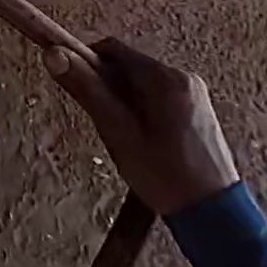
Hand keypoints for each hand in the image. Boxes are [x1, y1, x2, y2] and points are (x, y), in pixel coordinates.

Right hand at [43, 37, 239, 214]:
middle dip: (104, 83)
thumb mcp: (116, 129)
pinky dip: (137, 106)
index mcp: (166, 79)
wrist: (214, 217)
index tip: (71, 80)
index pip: (111, 49)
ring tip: (119, 130)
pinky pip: (154, 94)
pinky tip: (138, 134)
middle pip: (126, 64)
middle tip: (98, 114)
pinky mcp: (196, 110)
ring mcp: (194, 95)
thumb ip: (86, 88)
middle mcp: (184, 78)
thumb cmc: (163, 173)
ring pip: (138, 81)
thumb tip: (52, 54)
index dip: (83, 59)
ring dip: (119, 96)